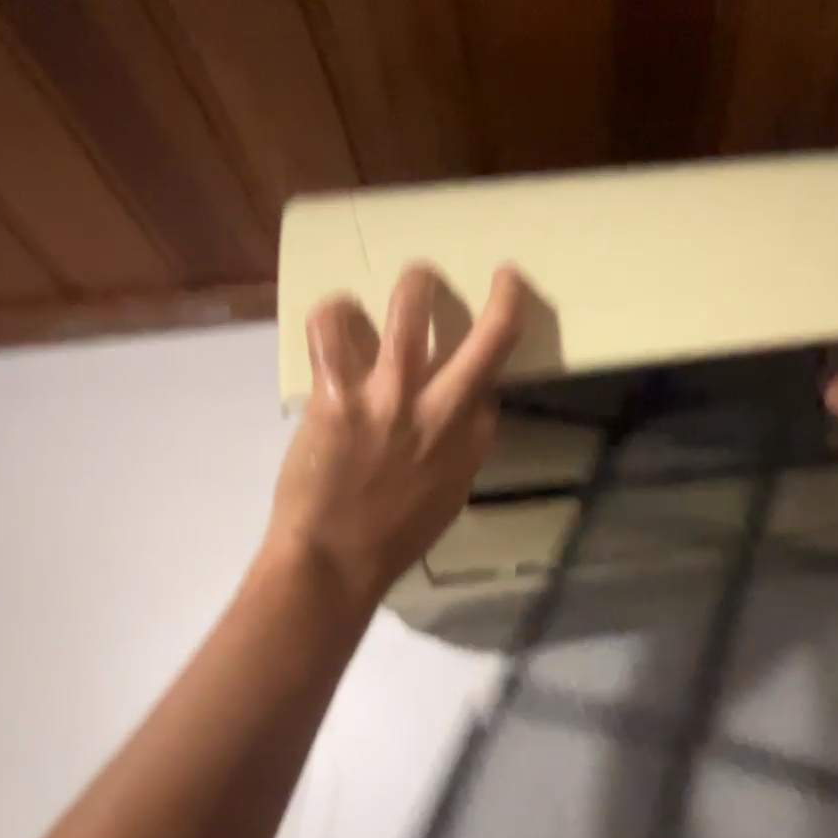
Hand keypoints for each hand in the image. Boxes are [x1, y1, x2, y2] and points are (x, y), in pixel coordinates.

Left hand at [267, 264, 526, 602]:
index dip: (489, 361)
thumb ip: (463, 447)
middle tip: (503, 276)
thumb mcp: (451, 494)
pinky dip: (336, 312)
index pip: (494, 380)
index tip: (482, 354)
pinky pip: (333, 329)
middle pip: (490, 336)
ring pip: (411, 308)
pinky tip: (340, 316)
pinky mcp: (339, 394)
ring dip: (417, 283)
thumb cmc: (396, 536)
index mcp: (473, 439)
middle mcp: (443, 410)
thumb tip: (467, 410)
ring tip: (415, 280)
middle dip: (505, 295)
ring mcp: (391, 397)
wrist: (337, 560)